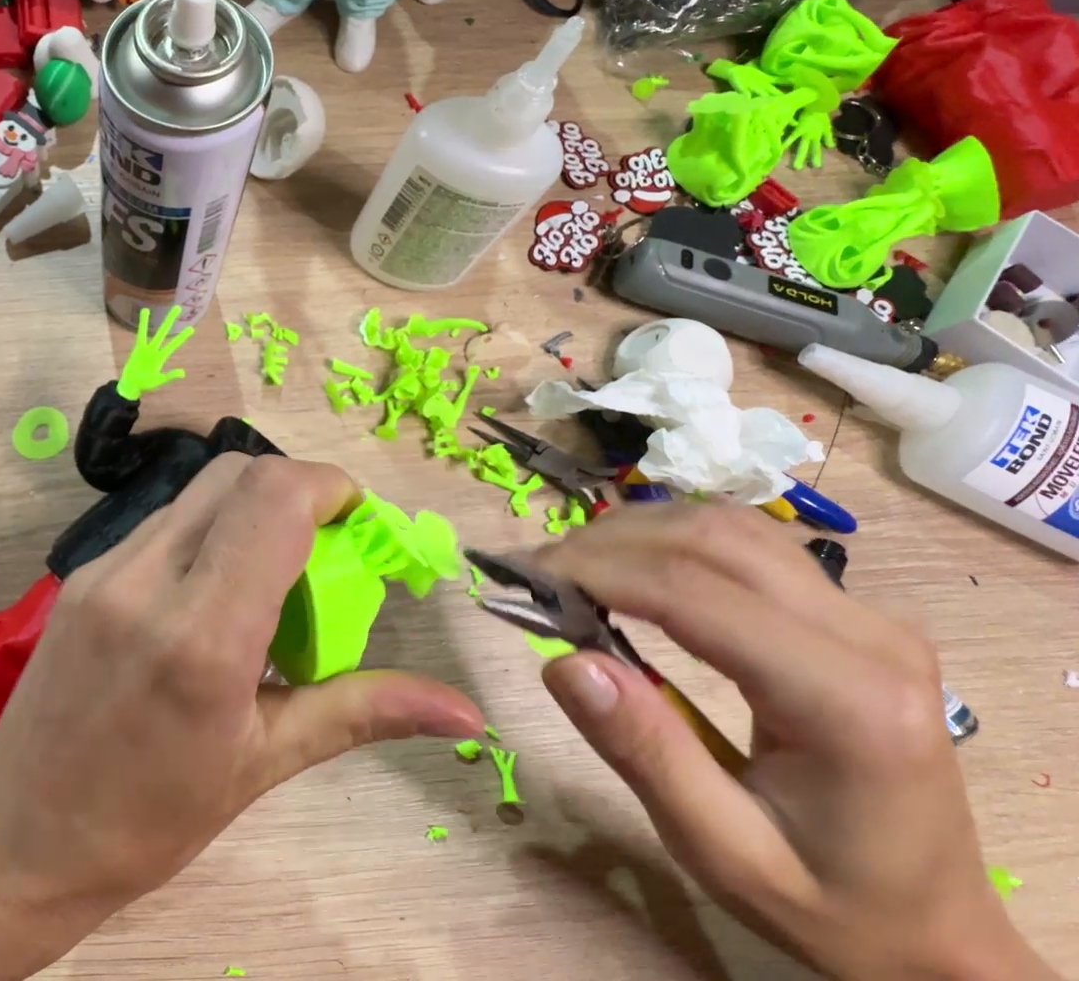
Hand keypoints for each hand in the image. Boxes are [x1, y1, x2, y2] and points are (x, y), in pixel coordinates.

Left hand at [0, 455, 482, 970]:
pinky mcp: (82, 576)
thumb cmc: (148, 818)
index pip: (272, 500)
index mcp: (201, 635)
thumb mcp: (262, 763)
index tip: (360, 523)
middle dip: (296, 491)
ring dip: (248, 510)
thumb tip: (465, 713)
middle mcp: (145, 582)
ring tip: (273, 575)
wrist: (22, 834)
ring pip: (195, 493)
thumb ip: (362, 711)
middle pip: (235, 475)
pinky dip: (206, 532)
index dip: (329, 488)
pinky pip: (160, 523)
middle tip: (327, 548)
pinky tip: (216, 590)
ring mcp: (103, 572)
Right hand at [115, 307, 191, 399]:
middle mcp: (155, 350)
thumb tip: (183, 373)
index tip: (191, 329)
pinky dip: (142, 325)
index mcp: (161, 357)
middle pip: (164, 332)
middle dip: (170, 320)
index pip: (174, 345)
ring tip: (147, 309)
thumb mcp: (159, 381)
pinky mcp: (137, 349)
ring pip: (147, 331)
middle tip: (178, 307)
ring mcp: (145, 349)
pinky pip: (139, 336)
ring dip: (147, 321)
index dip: (182, 337)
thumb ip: (170, 376)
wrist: (132, 385)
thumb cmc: (145, 384)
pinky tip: (142, 315)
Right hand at [533, 504, 1057, 980]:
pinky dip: (673, 540)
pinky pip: (749, 545)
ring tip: (568, 569)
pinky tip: (628, 567)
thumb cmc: (825, 903)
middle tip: (532, 574)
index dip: (597, 571)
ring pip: (731, 526)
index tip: (522, 579)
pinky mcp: (852, 615)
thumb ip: (644, 752)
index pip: (696, 594)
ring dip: (637, 532)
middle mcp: (871, 637)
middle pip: (714, 540)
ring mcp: (868, 618)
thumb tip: (562, 662)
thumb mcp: (719, 851)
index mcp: (845, 702)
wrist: (934, 930)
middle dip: (606, 543)